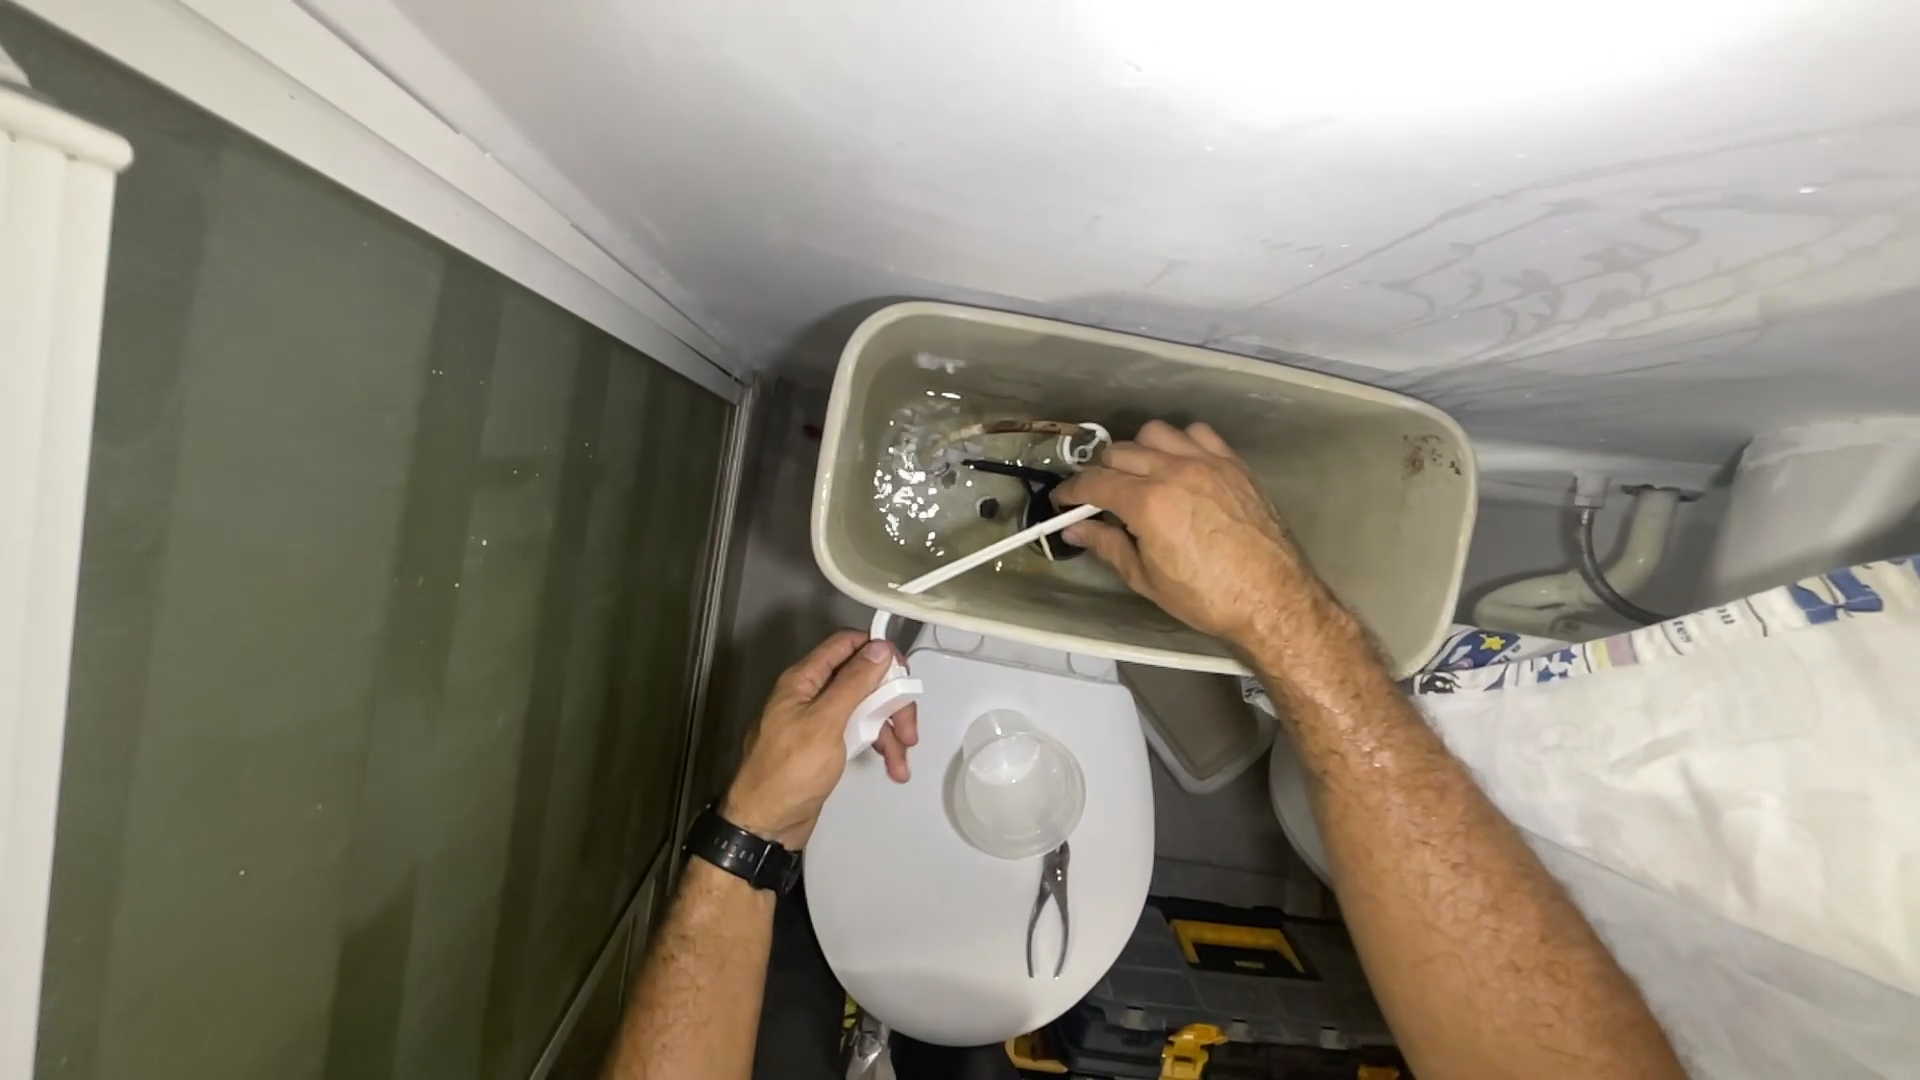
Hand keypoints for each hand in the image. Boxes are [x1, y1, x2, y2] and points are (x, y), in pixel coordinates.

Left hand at [722, 630, 918, 849]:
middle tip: (908, 728)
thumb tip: (879, 649)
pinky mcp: (827, 745)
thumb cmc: (787, 773)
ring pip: (866, 708)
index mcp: (804, 680)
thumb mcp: (825, 723)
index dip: (876, 651)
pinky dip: (879, 746)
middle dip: (891, 701)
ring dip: (889, 729)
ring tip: (902, 757)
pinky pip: (860, 733)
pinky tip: (893, 766)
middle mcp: (812, 695)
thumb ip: (854, 683)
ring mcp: (820, 721)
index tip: (902, 671)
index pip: (845, 645)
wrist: (765, 826)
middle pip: (863, 679)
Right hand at [1053, 420, 1321, 651]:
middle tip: (1098, 496)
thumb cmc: (1206, 597)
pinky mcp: (1233, 464)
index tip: (1061, 500)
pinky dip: (1179, 443)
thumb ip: (1108, 545)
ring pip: (1155, 433)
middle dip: (1100, 472)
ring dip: (1138, 450)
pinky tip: (1178, 466)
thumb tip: (1075, 530)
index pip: (1094, 482)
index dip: (1070, 491)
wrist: (1272, 599)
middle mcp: (1174, 472)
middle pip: (1119, 452)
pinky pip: (1197, 434)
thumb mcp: (1146, 578)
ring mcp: (1206, 463)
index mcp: (1148, 503)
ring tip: (1138, 475)